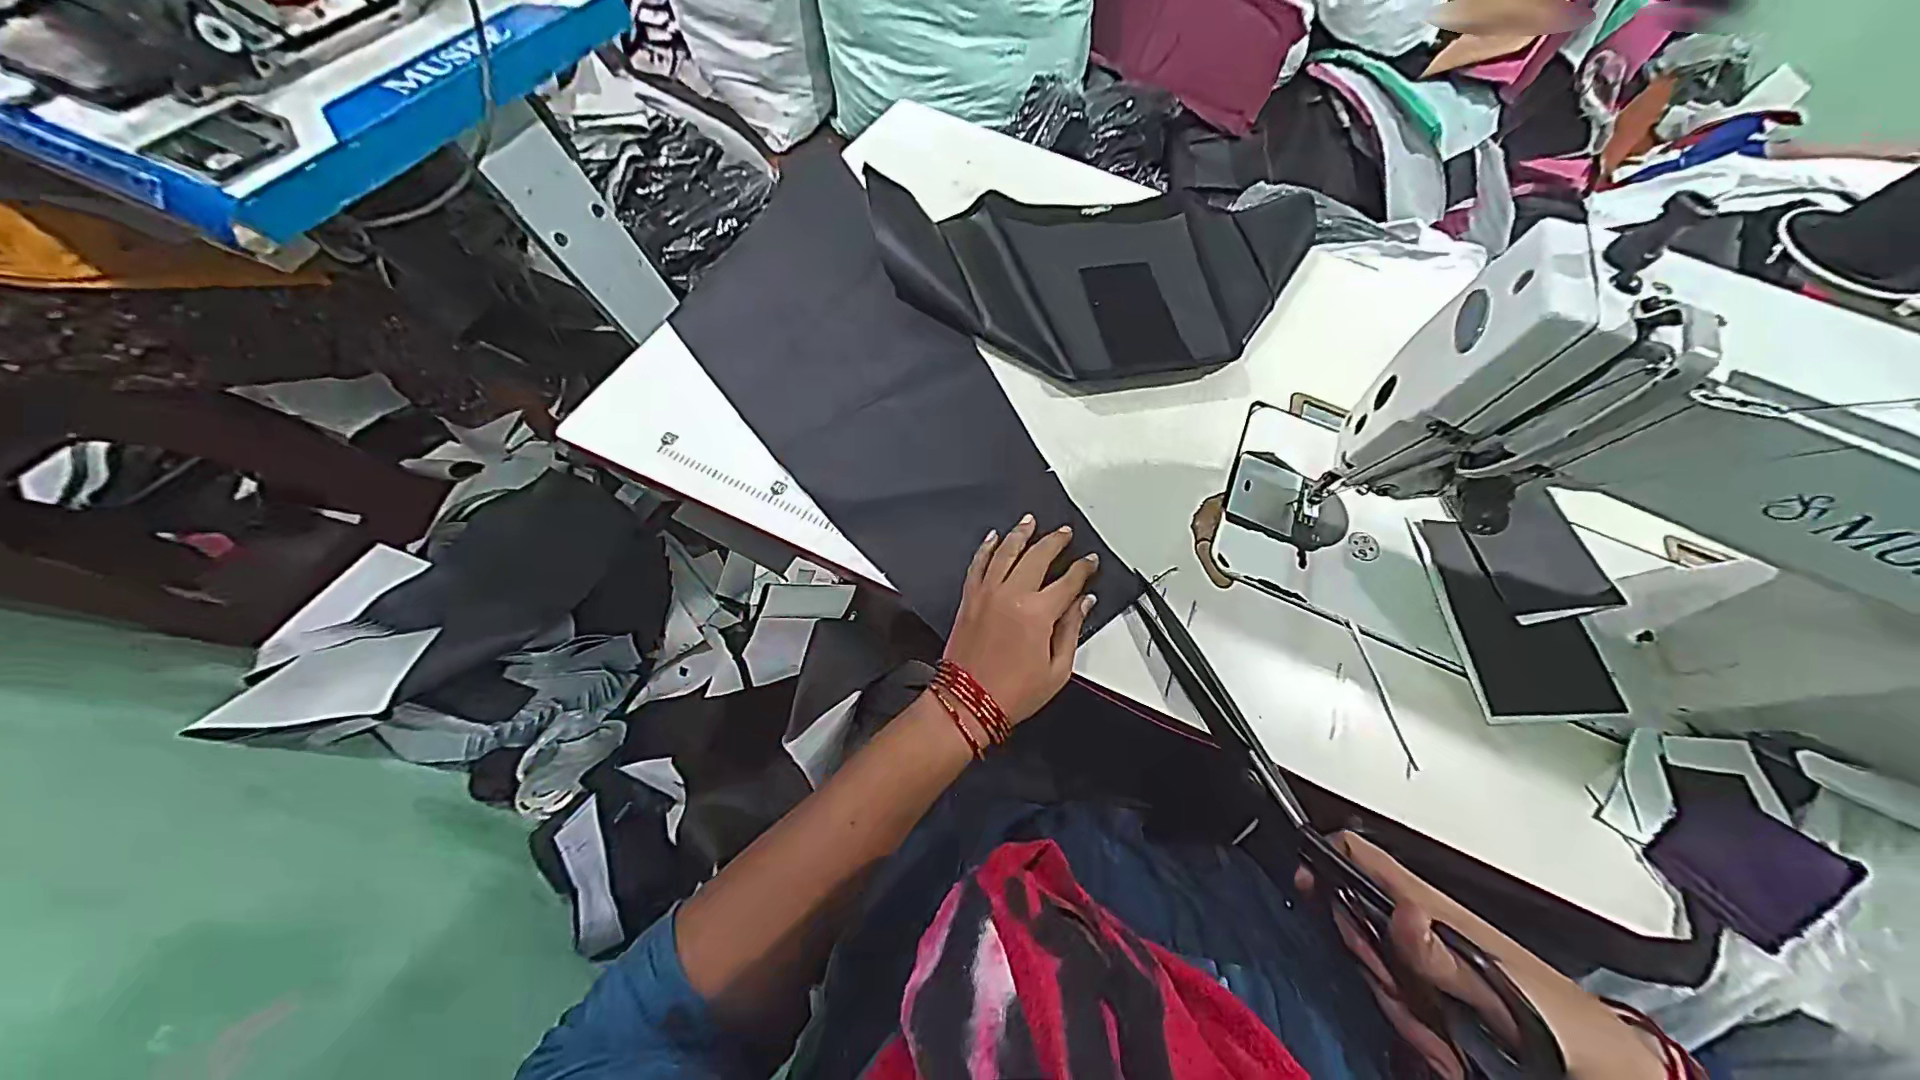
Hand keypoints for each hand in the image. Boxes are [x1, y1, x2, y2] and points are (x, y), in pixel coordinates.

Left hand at [945, 514, 1099, 725]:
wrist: (967, 702)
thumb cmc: (1010, 693)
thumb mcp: (1057, 669)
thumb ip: (1072, 630)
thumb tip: (1083, 604)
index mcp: (1038, 614)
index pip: (1068, 581)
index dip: (1082, 569)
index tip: (1089, 562)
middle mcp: (1011, 596)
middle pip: (1038, 556)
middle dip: (1055, 541)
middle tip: (1064, 533)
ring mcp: (986, 594)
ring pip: (1005, 551)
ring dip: (1020, 534)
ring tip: (1030, 521)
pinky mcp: (969, 599)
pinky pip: (978, 564)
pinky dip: (986, 548)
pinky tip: (992, 538)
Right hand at [1298, 832, 1671, 1079]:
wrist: (1609, 1075)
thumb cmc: (1565, 1023)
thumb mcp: (1504, 989)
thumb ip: (1444, 955)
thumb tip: (1399, 911)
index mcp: (1431, 908)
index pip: (1359, 856)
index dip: (1325, 858)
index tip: (1308, 884)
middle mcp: (1419, 927)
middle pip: (1353, 920)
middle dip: (1372, 965)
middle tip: (1412, 998)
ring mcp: (1424, 962)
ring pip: (1372, 969)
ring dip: (1402, 1010)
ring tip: (1445, 1038)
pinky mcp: (1431, 995)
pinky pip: (1395, 1003)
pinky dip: (1416, 1032)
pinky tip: (1448, 1049)